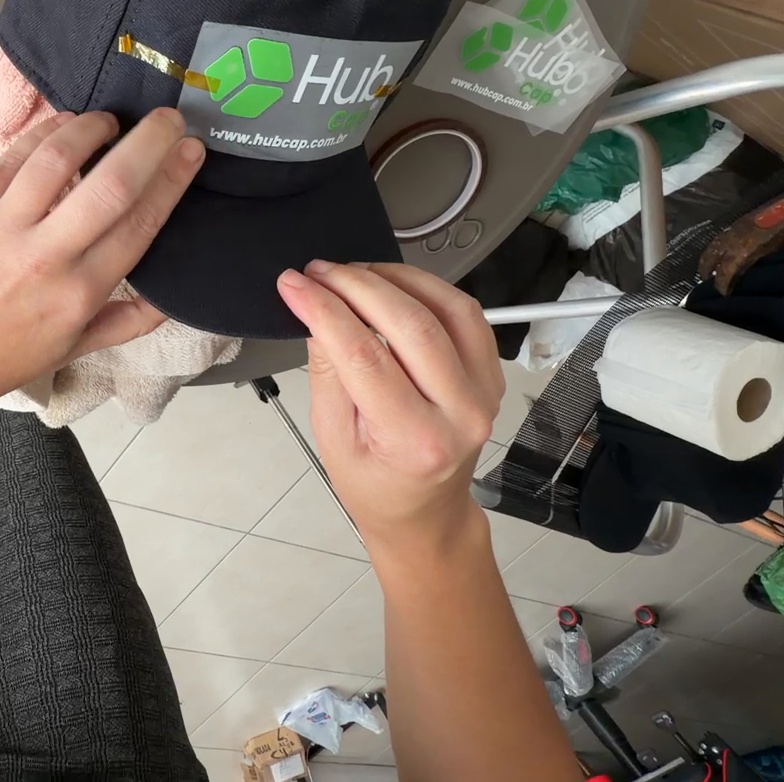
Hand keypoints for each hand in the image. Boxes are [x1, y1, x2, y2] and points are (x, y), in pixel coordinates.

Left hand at [0, 108, 204, 420]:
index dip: (172, 180)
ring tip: (110, 119)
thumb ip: (130, 322)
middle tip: (170, 118)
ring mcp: (3, 228)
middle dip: (150, 142)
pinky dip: (43, 133)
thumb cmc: (5, 357)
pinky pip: (11, 158)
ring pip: (57, 158)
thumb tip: (174, 298)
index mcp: (80, 293)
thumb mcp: (76, 349)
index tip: (192, 150)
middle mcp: (46, 257)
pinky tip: (64, 123)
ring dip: (92, 127)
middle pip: (111, 184)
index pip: (140, 223)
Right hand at [276, 261, 503, 554]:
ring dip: (393, 277)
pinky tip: (390, 282)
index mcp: (413, 439)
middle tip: (316, 271)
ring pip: (447, 308)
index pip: (363, 355)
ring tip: (350, 271)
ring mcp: (484, 391)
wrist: (424, 512)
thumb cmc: (373, 483)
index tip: (293, 285)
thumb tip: (317, 310)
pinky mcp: (490, 373)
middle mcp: (459, 413)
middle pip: (410, 324)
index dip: (323, 310)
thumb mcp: (331, 435)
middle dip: (354, 285)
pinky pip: (466, 313)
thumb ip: (327, 371)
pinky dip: (426, 286)